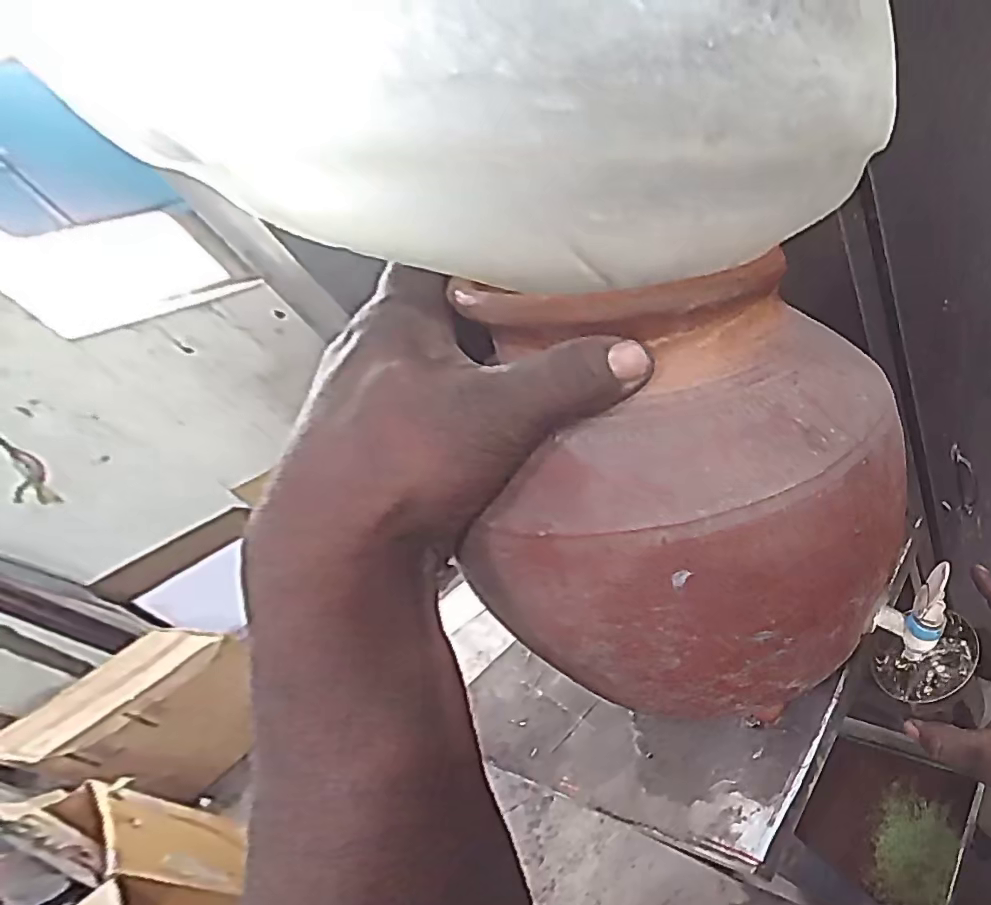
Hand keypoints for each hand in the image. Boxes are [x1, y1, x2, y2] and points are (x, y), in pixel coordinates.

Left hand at [248, 265, 654, 570]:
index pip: (439, 261)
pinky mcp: (403, 450)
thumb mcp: (498, 411)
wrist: (343, 555)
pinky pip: (459, 412)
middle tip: (568, 317)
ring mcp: (388, 405)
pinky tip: (528, 428)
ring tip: (558, 370)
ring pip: (455, 367)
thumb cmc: (400, 464)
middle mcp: (381, 356)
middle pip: (453, 317)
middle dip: (506, 316)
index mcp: (392, 323)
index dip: (488, 253)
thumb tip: (635, 353)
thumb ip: (568, 378)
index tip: (540, 257)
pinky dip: (493, 411)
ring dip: (499, 368)